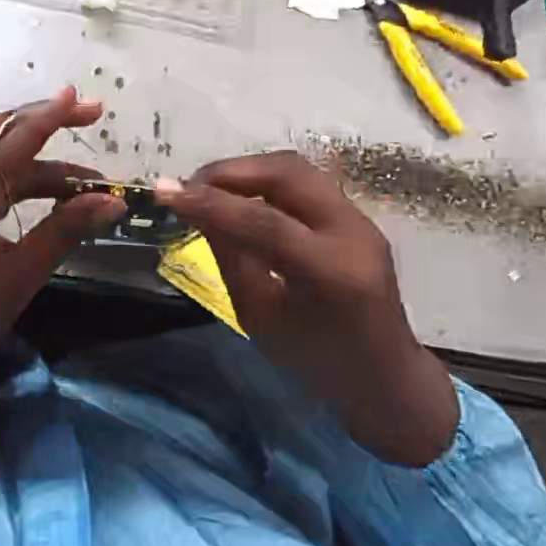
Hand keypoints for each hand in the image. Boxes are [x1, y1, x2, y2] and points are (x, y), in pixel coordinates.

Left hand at [0, 87, 125, 398]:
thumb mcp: (22, 277)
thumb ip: (64, 231)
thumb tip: (113, 201)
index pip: (1, 152)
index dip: (41, 122)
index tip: (75, 98)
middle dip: (44, 122)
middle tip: (91, 112)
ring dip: (40, 153)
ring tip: (88, 172)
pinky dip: (24, 172)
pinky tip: (60, 185)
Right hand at [156, 153, 457, 465]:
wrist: (383, 376)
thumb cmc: (313, 358)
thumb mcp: (257, 314)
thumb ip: (229, 255)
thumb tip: (194, 208)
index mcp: (332, 272)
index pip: (262, 220)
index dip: (208, 202)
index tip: (163, 192)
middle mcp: (354, 233)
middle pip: (286, 174)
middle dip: (229, 172)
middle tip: (188, 187)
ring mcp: (360, 220)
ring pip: (296, 169)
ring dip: (245, 171)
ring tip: (208, 189)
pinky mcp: (355, 216)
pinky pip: (303, 182)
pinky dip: (262, 181)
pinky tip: (237, 197)